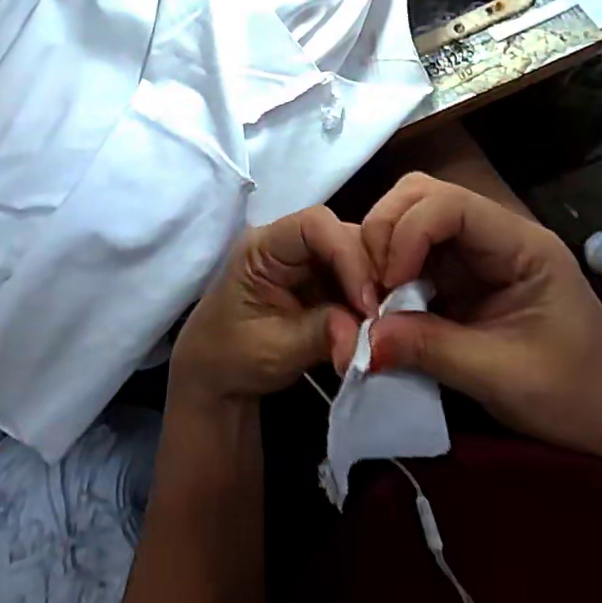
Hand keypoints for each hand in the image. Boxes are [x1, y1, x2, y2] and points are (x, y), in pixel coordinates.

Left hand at [171, 206, 378, 404]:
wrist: (216, 377)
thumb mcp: (275, 350)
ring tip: (383, 321)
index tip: (366, 302)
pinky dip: (368, 297)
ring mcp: (305, 259)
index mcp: (262, 247)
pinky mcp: (320, 278)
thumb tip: (367, 329)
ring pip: (354, 253)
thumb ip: (322, 334)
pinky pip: (355, 276)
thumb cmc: (232, 357)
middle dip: (367, 272)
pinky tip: (375, 321)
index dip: (347, 254)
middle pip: (340, 234)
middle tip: (385, 315)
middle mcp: (286, 242)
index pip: (314, 225)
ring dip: (373, 286)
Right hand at [361, 172, 601, 463]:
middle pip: (420, 194)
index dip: (407, 233)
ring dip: (381, 250)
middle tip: (373, 287)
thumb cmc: (578, 395)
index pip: (449, 204)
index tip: (389, 285)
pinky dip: (387, 272)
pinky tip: (385, 306)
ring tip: (376, 298)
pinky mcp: (459, 274)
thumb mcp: (505, 378)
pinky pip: (410, 253)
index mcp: (520, 244)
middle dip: (385, 231)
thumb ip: (432, 349)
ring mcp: (474, 251)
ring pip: (409, 216)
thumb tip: (365, 337)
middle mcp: (494, 233)